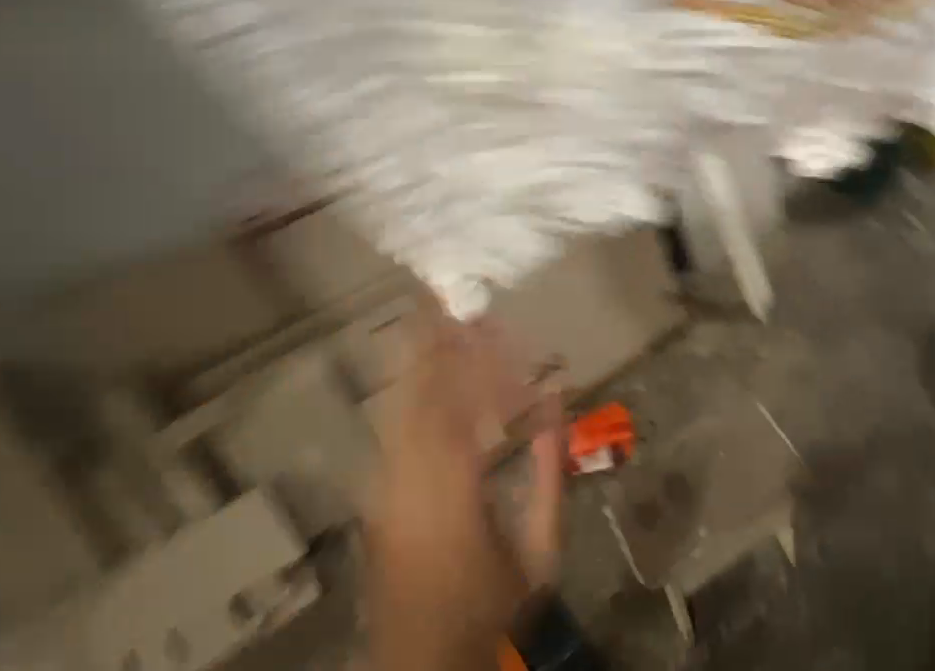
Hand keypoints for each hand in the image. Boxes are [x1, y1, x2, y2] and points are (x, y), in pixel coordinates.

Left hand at [366, 316, 564, 670]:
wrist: (422, 653)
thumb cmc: (491, 603)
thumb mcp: (538, 547)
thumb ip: (550, 473)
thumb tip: (558, 402)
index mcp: (454, 491)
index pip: (464, 406)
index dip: (478, 360)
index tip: (497, 320)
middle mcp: (409, 480)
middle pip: (419, 395)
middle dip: (436, 343)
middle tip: (453, 298)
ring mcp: (384, 486)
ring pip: (398, 407)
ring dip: (419, 361)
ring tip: (433, 317)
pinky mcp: (376, 494)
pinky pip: (394, 428)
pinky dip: (410, 393)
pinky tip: (421, 371)